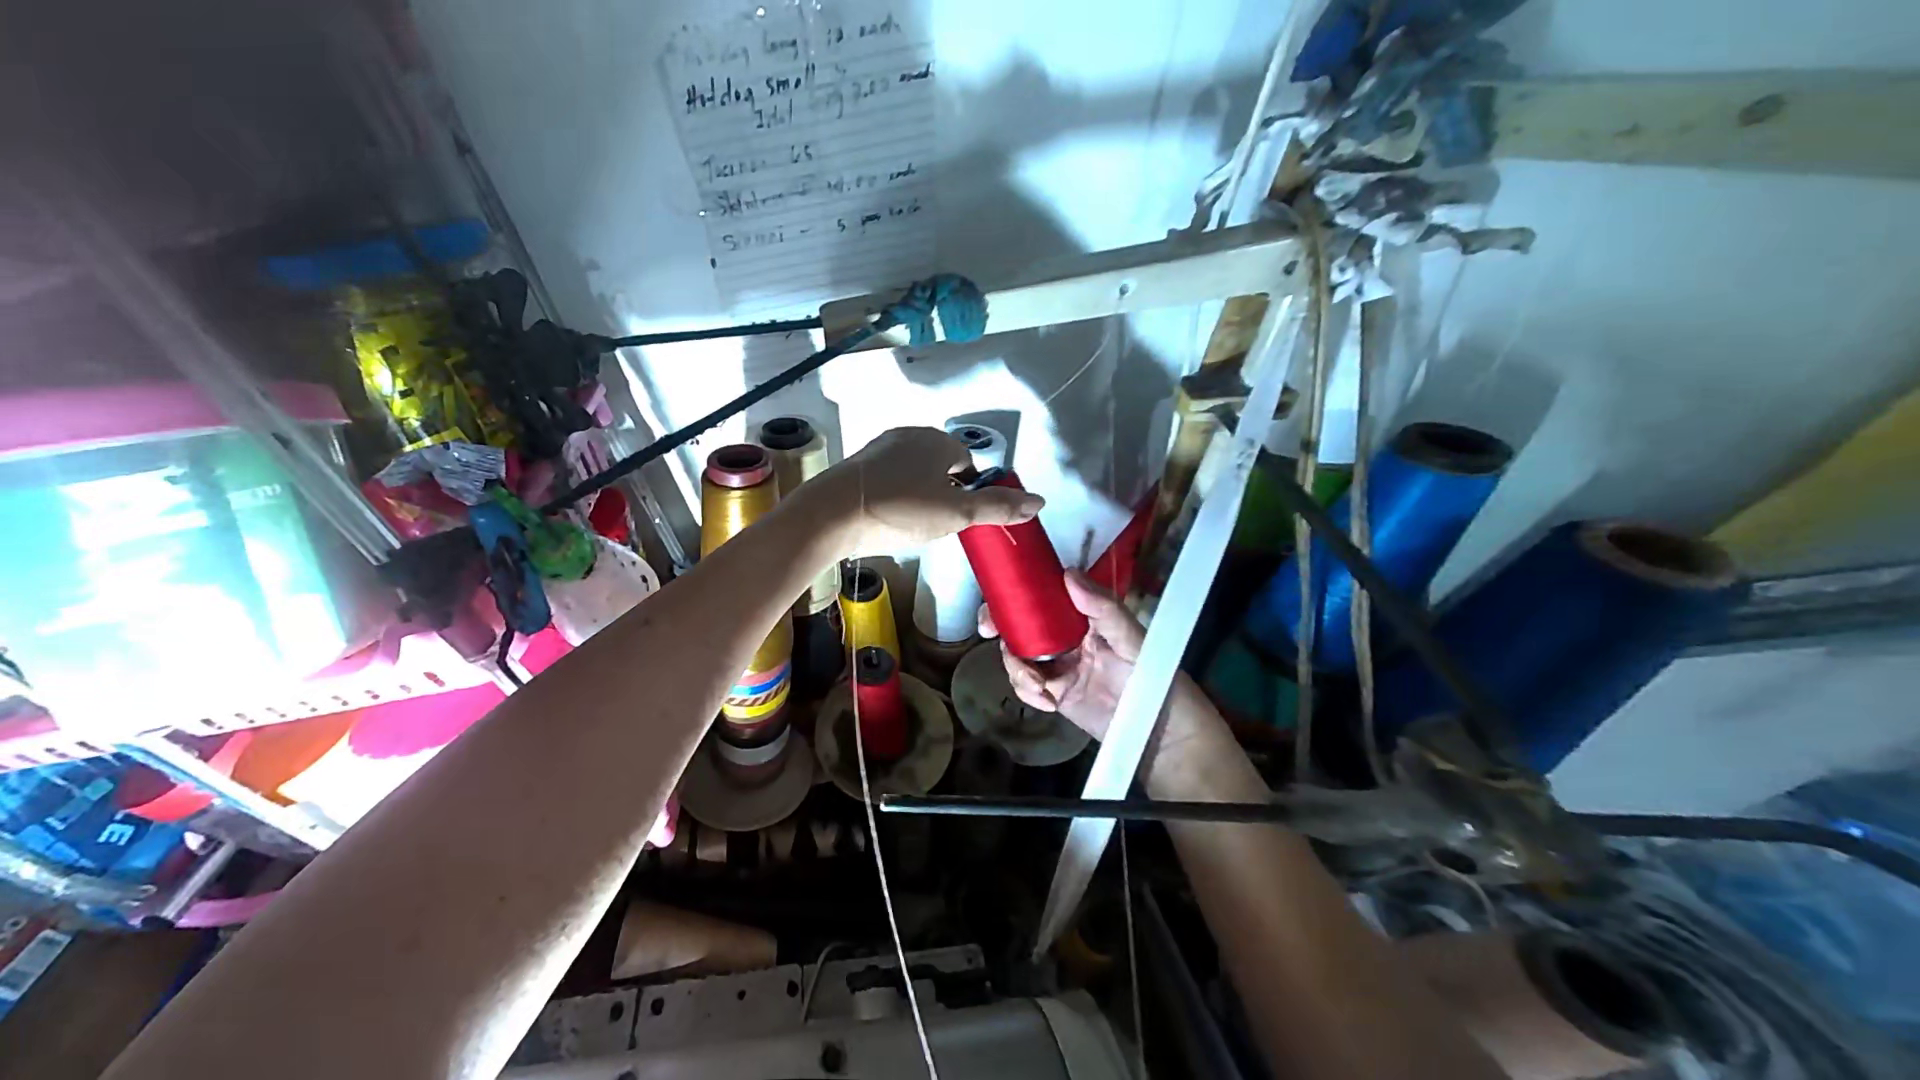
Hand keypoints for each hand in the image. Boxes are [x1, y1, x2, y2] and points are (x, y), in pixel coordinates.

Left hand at [801, 427, 1042, 552]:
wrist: (830, 515)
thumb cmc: (899, 510)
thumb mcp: (956, 514)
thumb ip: (997, 507)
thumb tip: (1039, 502)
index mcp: (938, 441)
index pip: (968, 463)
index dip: (969, 492)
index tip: (959, 518)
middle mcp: (909, 435)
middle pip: (941, 466)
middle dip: (943, 493)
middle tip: (935, 524)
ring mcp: (880, 448)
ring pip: (913, 472)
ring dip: (918, 495)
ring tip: (910, 524)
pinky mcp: (857, 465)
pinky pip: (888, 478)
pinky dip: (893, 496)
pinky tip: (887, 518)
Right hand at [979, 569, 1142, 739]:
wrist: (1155, 726)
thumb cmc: (1149, 671)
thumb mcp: (1129, 636)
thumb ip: (1102, 607)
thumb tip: (1069, 575)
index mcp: (1080, 615)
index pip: (1042, 596)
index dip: (1015, 593)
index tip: (996, 597)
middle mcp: (1063, 636)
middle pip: (1019, 624)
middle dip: (1000, 627)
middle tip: (988, 632)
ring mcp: (1055, 664)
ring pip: (1016, 656)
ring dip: (1016, 668)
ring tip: (1038, 686)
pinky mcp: (1053, 692)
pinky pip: (1025, 686)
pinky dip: (1028, 692)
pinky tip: (1048, 703)